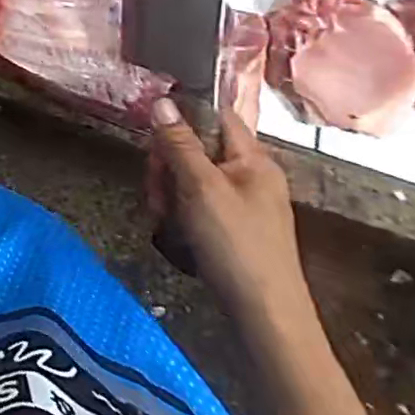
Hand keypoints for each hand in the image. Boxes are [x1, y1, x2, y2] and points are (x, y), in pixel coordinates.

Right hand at [146, 100, 315, 326]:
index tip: (151, 127)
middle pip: (193, 146)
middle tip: (157, 184)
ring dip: (166, 188)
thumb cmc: (235, 242)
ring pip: (186, 174)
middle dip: (165, 162)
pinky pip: (192, 199)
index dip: (183, 114)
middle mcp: (248, 175)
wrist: (263, 313)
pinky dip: (176, 208)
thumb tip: (162, 100)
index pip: (216, 116)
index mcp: (253, 160)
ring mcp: (238, 200)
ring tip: (164, 213)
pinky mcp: (227, 223)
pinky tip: (171, 225)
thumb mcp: (200, 186)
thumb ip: (179, 142)